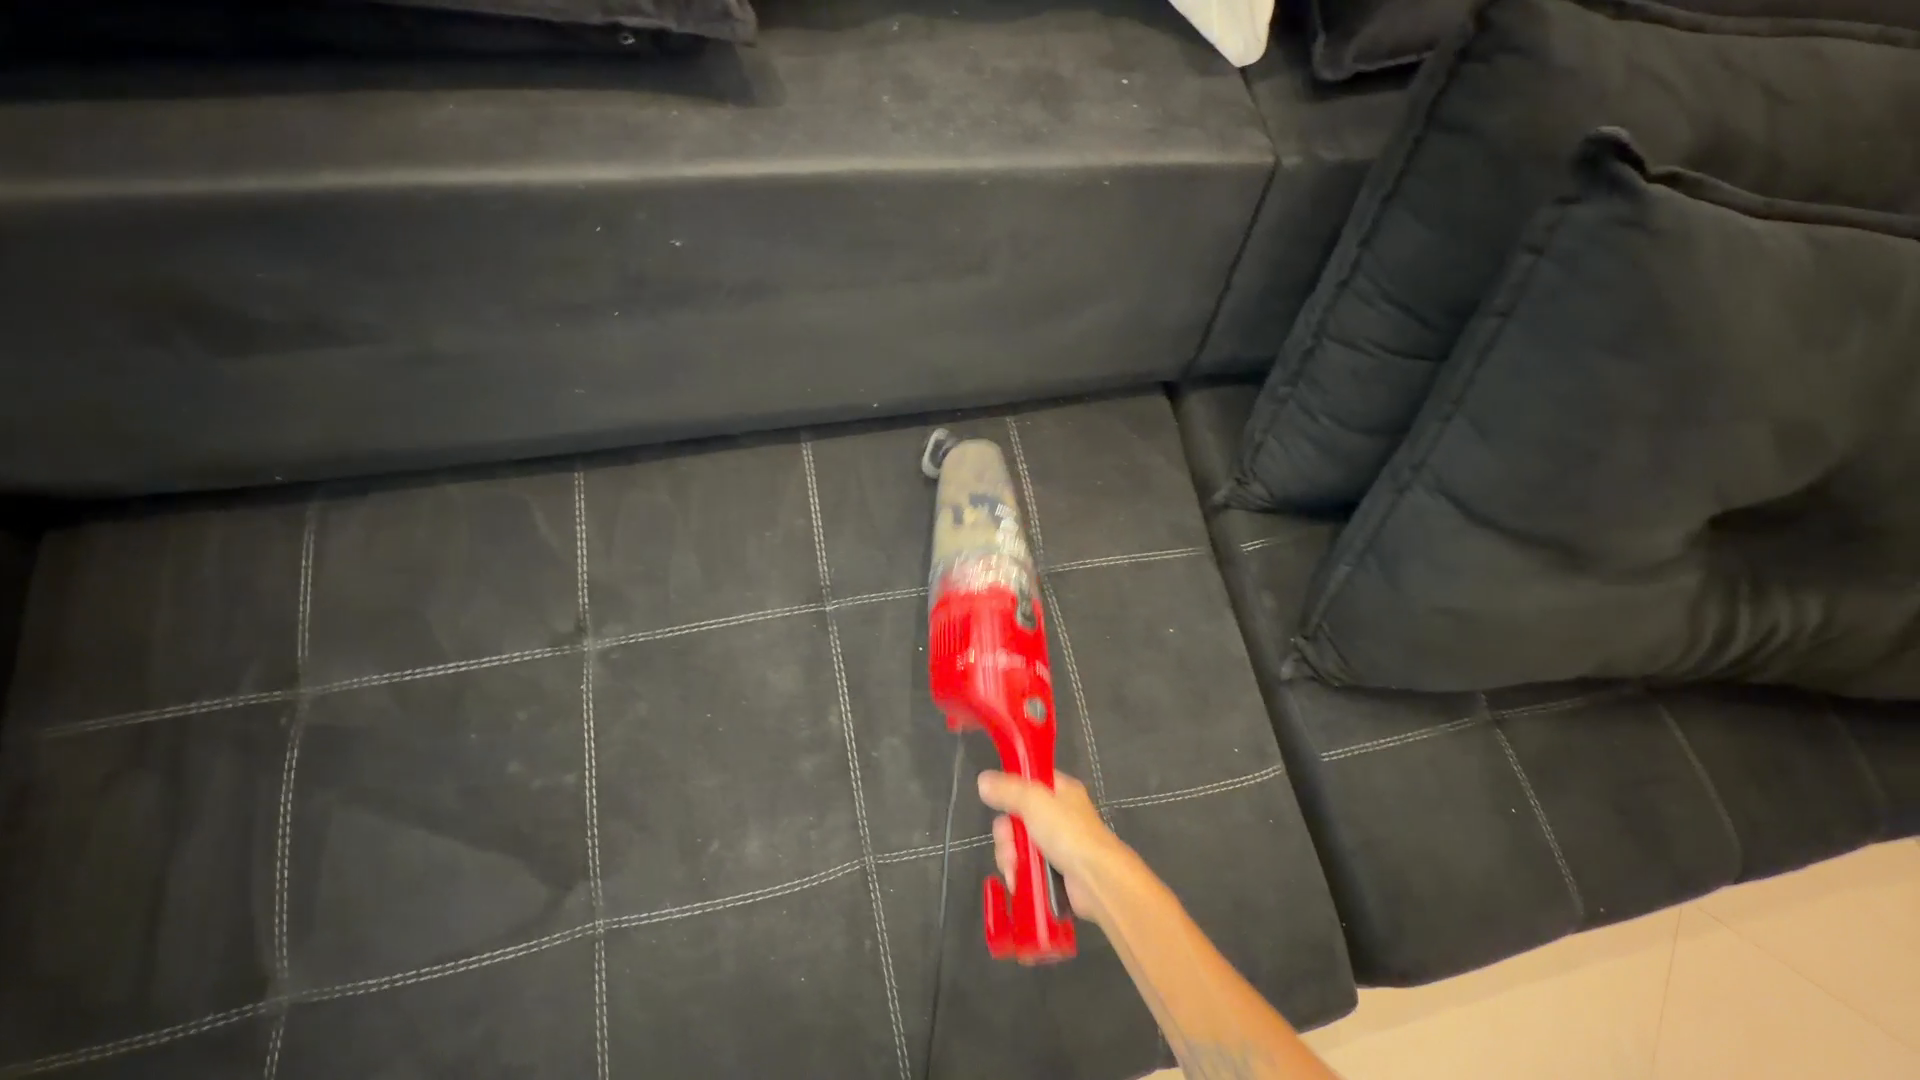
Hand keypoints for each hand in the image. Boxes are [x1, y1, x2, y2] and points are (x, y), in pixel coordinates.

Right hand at [977, 770, 1134, 929]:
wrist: (1096, 879)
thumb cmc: (1068, 832)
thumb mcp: (1034, 801)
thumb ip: (1007, 790)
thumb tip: (983, 780)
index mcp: (1061, 790)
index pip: (1030, 782)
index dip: (1011, 792)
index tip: (998, 803)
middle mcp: (1059, 814)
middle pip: (1017, 817)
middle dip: (1006, 835)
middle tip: (1009, 846)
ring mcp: (1057, 844)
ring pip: (1018, 844)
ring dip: (1010, 857)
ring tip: (1014, 871)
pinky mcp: (1054, 871)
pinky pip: (1026, 866)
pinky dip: (1019, 873)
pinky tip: (1017, 882)